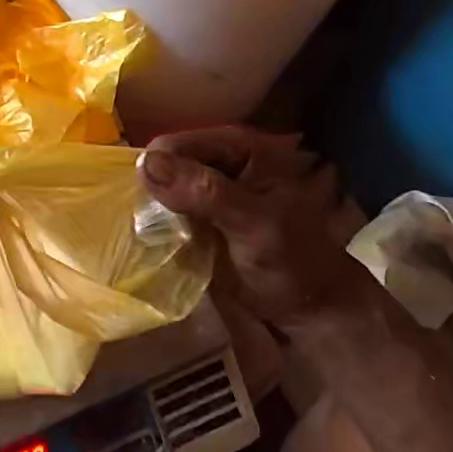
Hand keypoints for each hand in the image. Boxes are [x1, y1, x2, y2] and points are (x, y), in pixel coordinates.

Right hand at [139, 127, 368, 326]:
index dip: (159, 167)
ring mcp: (206, 188)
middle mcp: (221, 159)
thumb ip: (205, 191)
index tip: (149, 203)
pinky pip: (163, 209)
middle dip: (152, 186)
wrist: (306, 308)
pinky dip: (155, 222)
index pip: (178, 143)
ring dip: (150, 206)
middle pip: (165, 160)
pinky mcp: (195, 215)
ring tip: (146, 231)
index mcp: (241, 147)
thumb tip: (146, 163)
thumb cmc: (292, 262)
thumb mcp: (253, 224)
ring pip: (160, 184)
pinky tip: (151, 238)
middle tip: (149, 223)